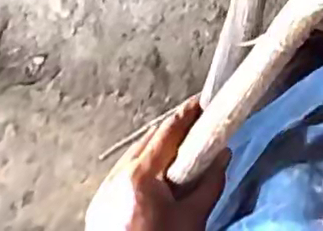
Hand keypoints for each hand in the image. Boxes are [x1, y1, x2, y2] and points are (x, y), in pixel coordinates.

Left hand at [85, 98, 227, 230]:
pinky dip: (143, 168)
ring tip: (180, 151)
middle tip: (196, 126)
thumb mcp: (191, 222)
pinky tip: (158, 177)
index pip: (167, 131)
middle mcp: (115, 178)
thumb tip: (224, 155)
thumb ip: (209, 185)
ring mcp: (103, 194)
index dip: (186, 114)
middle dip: (172, 131)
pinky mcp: (98, 209)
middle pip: (148, 140)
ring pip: (134, 156)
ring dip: (157, 149)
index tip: (203, 102)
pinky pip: (123, 174)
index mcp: (139, 176)